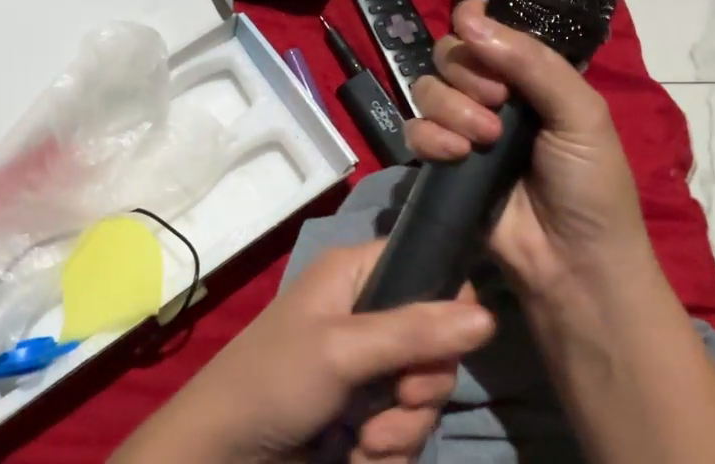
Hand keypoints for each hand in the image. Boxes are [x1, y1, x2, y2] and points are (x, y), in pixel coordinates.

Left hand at [114, 240, 494, 462]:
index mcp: (354, 274)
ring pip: (424, 394)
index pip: (427, 268)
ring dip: (403, 429)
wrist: (225, 452)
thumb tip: (488, 315)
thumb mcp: (342, 350)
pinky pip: (405, 429)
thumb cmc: (274, 380)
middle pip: (437, 342)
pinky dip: (388, 449)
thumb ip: (413, 332)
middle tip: (397, 399)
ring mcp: (365, 365)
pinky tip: (357, 455)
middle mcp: (365, 312)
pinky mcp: (363, 411)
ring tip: (364, 440)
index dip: (448, 307)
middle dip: (421, 386)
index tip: (442, 345)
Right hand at [405, 0, 656, 299]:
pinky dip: (430, 137)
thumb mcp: (581, 114)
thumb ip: (531, 62)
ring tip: (484, 139)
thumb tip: (468, 15)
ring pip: (427, 88)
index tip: (474, 33)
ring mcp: (464, 128)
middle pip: (449, 54)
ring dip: (451, 108)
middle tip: (498, 104)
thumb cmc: (592, 186)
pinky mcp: (441, 161)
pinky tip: (457, 155)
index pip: (485, 29)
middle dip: (467, 75)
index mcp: (530, 75)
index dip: (474, 27)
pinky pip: (414, 129)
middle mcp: (493, 94)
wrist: (574, 264)